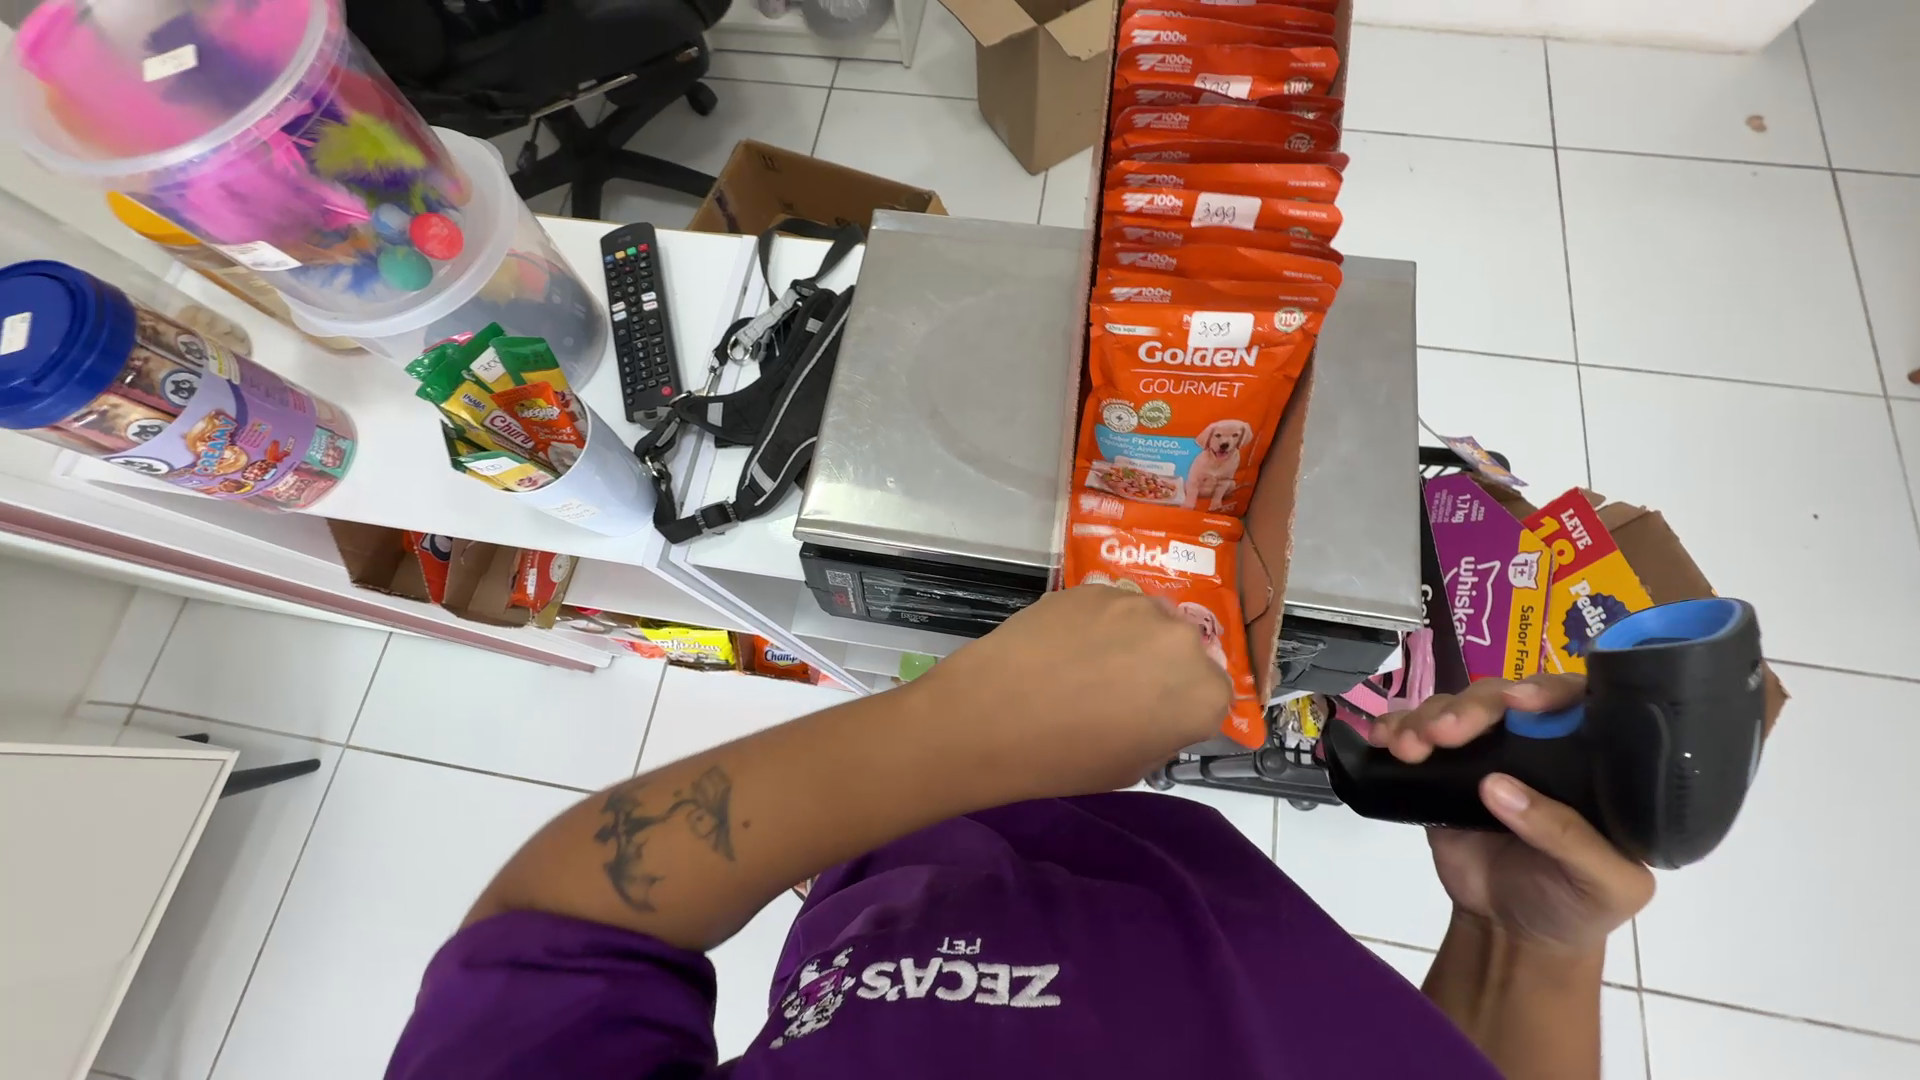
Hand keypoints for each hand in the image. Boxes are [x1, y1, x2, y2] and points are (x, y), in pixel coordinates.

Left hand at [909, 585, 1231, 798]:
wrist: (993, 714)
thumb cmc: (1065, 757)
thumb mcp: (1132, 765)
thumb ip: (1164, 731)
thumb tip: (1158, 710)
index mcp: (1203, 694)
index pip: (1215, 694)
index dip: (1182, 705)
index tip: (1156, 714)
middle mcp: (1183, 641)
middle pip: (1186, 650)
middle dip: (1162, 667)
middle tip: (1121, 687)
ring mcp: (1137, 605)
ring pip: (1149, 620)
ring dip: (1132, 637)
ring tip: (1088, 662)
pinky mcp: (1095, 586)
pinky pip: (1110, 604)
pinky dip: (1096, 621)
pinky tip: (1064, 643)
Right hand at [1370, 675, 1655, 951]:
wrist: (1508, 929)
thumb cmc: (1575, 905)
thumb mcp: (1602, 883)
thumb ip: (1565, 836)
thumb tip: (1496, 786)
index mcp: (1586, 765)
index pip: (1577, 704)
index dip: (1549, 689)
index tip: (1516, 701)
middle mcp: (1534, 747)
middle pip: (1499, 699)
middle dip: (1466, 708)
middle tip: (1441, 735)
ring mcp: (1481, 755)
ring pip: (1451, 708)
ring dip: (1423, 718)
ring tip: (1405, 748)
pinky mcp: (1438, 769)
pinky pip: (1413, 732)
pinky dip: (1393, 727)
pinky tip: (1381, 739)